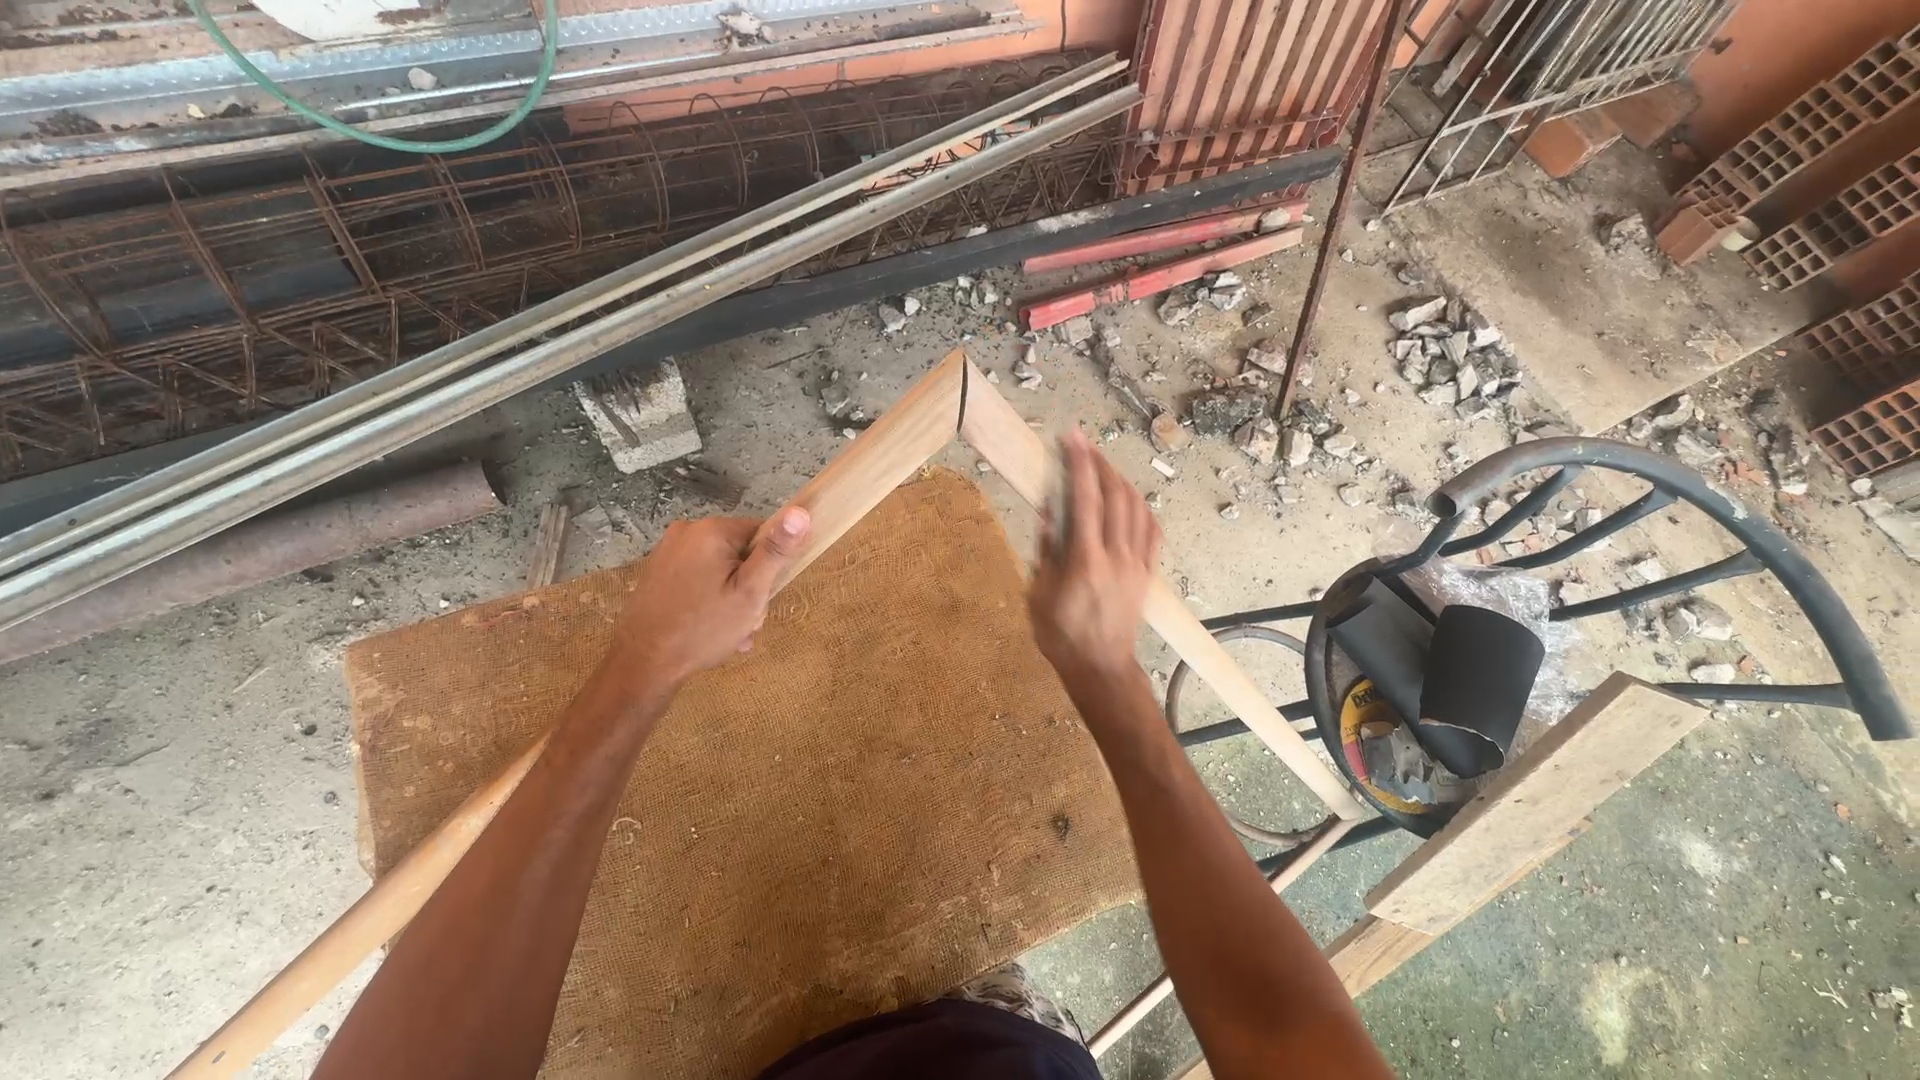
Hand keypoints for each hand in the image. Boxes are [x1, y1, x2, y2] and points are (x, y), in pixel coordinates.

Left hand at [610, 507, 811, 687]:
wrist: (643, 661)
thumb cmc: (703, 628)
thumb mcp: (750, 592)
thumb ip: (776, 551)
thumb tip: (800, 512)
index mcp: (713, 530)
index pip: (761, 534)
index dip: (770, 566)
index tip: (763, 598)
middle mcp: (687, 531)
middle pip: (739, 553)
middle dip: (748, 588)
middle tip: (746, 623)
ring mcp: (667, 551)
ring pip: (718, 568)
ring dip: (730, 598)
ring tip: (730, 633)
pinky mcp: (657, 571)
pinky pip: (697, 578)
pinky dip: (707, 599)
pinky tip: (708, 628)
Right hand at [1029, 430, 1161, 688]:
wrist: (1100, 667)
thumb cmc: (1060, 635)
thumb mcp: (1038, 593)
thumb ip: (1046, 548)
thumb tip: (1049, 507)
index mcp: (1086, 561)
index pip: (1085, 498)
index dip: (1080, 463)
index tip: (1072, 437)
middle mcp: (1117, 556)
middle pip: (1116, 495)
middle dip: (1100, 463)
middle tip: (1085, 444)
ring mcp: (1138, 564)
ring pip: (1138, 507)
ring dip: (1121, 480)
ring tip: (1103, 467)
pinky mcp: (1148, 573)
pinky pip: (1153, 530)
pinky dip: (1142, 507)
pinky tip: (1130, 498)